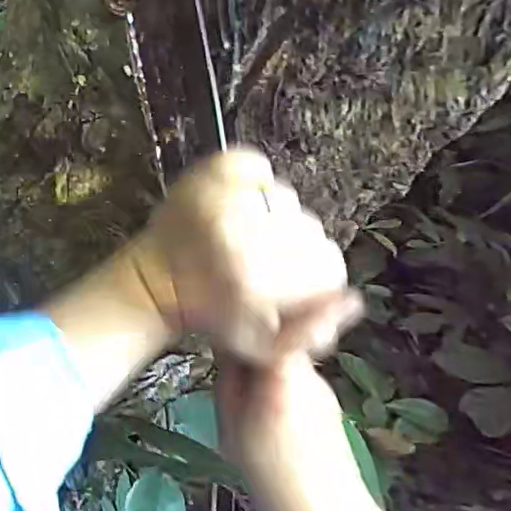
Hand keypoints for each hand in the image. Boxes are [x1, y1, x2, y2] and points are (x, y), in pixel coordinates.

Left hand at [41, 147, 361, 409]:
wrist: (156, 280)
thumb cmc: (212, 315)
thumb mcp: (262, 346)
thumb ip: (313, 332)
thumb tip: (355, 301)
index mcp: (256, 280)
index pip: (327, 265)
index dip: (315, 276)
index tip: (293, 281)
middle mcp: (240, 232)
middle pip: (310, 230)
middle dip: (296, 247)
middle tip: (269, 258)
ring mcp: (221, 196)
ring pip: (287, 198)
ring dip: (277, 216)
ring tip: (250, 233)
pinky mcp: (208, 172)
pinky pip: (254, 164)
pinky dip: (255, 179)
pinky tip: (243, 202)